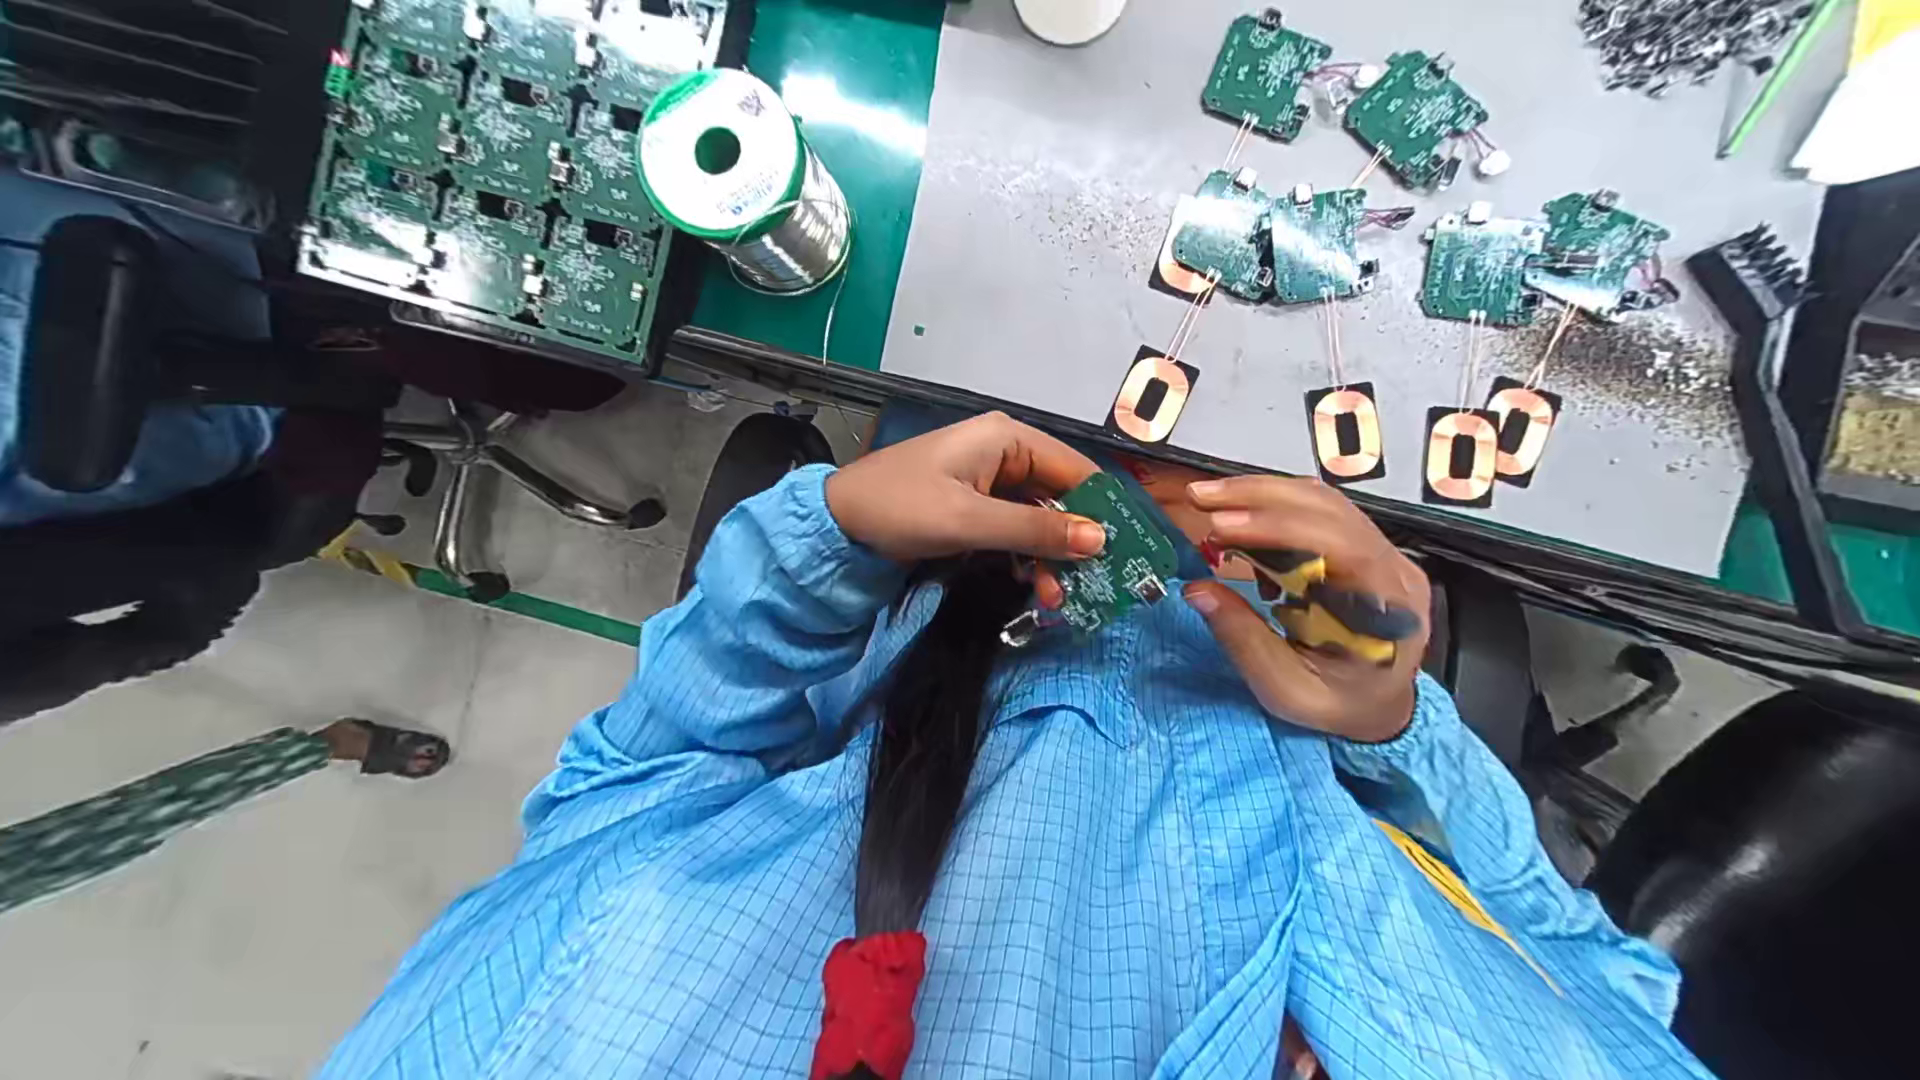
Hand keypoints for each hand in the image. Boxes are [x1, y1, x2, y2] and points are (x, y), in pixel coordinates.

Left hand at [825, 412, 1106, 561]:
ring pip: (1038, 518)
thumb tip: (1100, 539)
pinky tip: (1032, 584)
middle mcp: (1005, 454)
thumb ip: (1035, 530)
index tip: (1126, 551)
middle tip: (1091, 586)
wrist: (837, 523)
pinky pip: (1014, 529)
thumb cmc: (901, 508)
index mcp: (1007, 439)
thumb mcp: (970, 520)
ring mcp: (989, 482)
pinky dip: (1025, 556)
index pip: (1075, 470)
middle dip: (1074, 541)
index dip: (1103, 509)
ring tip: (1055, 599)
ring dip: (1049, 556)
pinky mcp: (975, 507)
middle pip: (1059, 496)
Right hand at [1183, 476, 1430, 742]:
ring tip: (1207, 499)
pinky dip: (1268, 506)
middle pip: (1328, 509)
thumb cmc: (1336, 704)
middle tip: (1199, 500)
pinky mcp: (1357, 546)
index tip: (1220, 526)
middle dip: (1257, 498)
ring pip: (1321, 501)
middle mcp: (1392, 567)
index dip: (1278, 528)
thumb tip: (1197, 590)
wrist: (1379, 706)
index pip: (1340, 545)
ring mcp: (1379, 552)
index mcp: (1387, 607)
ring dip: (1259, 494)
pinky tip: (1235, 519)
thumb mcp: (1285, 689)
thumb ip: (1244, 640)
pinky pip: (1315, 511)